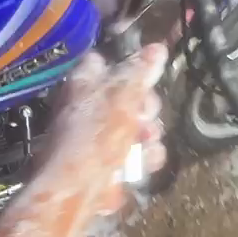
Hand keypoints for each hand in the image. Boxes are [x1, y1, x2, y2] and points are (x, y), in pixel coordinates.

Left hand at [43, 44, 168, 212]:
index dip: (128, 63)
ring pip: (140, 127)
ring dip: (149, 135)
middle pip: (132, 96)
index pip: (105, 60)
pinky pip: (140, 154)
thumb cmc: (95, 136)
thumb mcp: (122, 96)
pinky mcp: (113, 164)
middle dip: (147, 108)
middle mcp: (91, 107)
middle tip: (144, 116)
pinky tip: (144, 163)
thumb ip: (141, 71)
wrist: (78, 188)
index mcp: (85, 83)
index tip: (147, 72)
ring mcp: (102, 137)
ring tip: (144, 142)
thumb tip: (158, 48)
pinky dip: (145, 159)